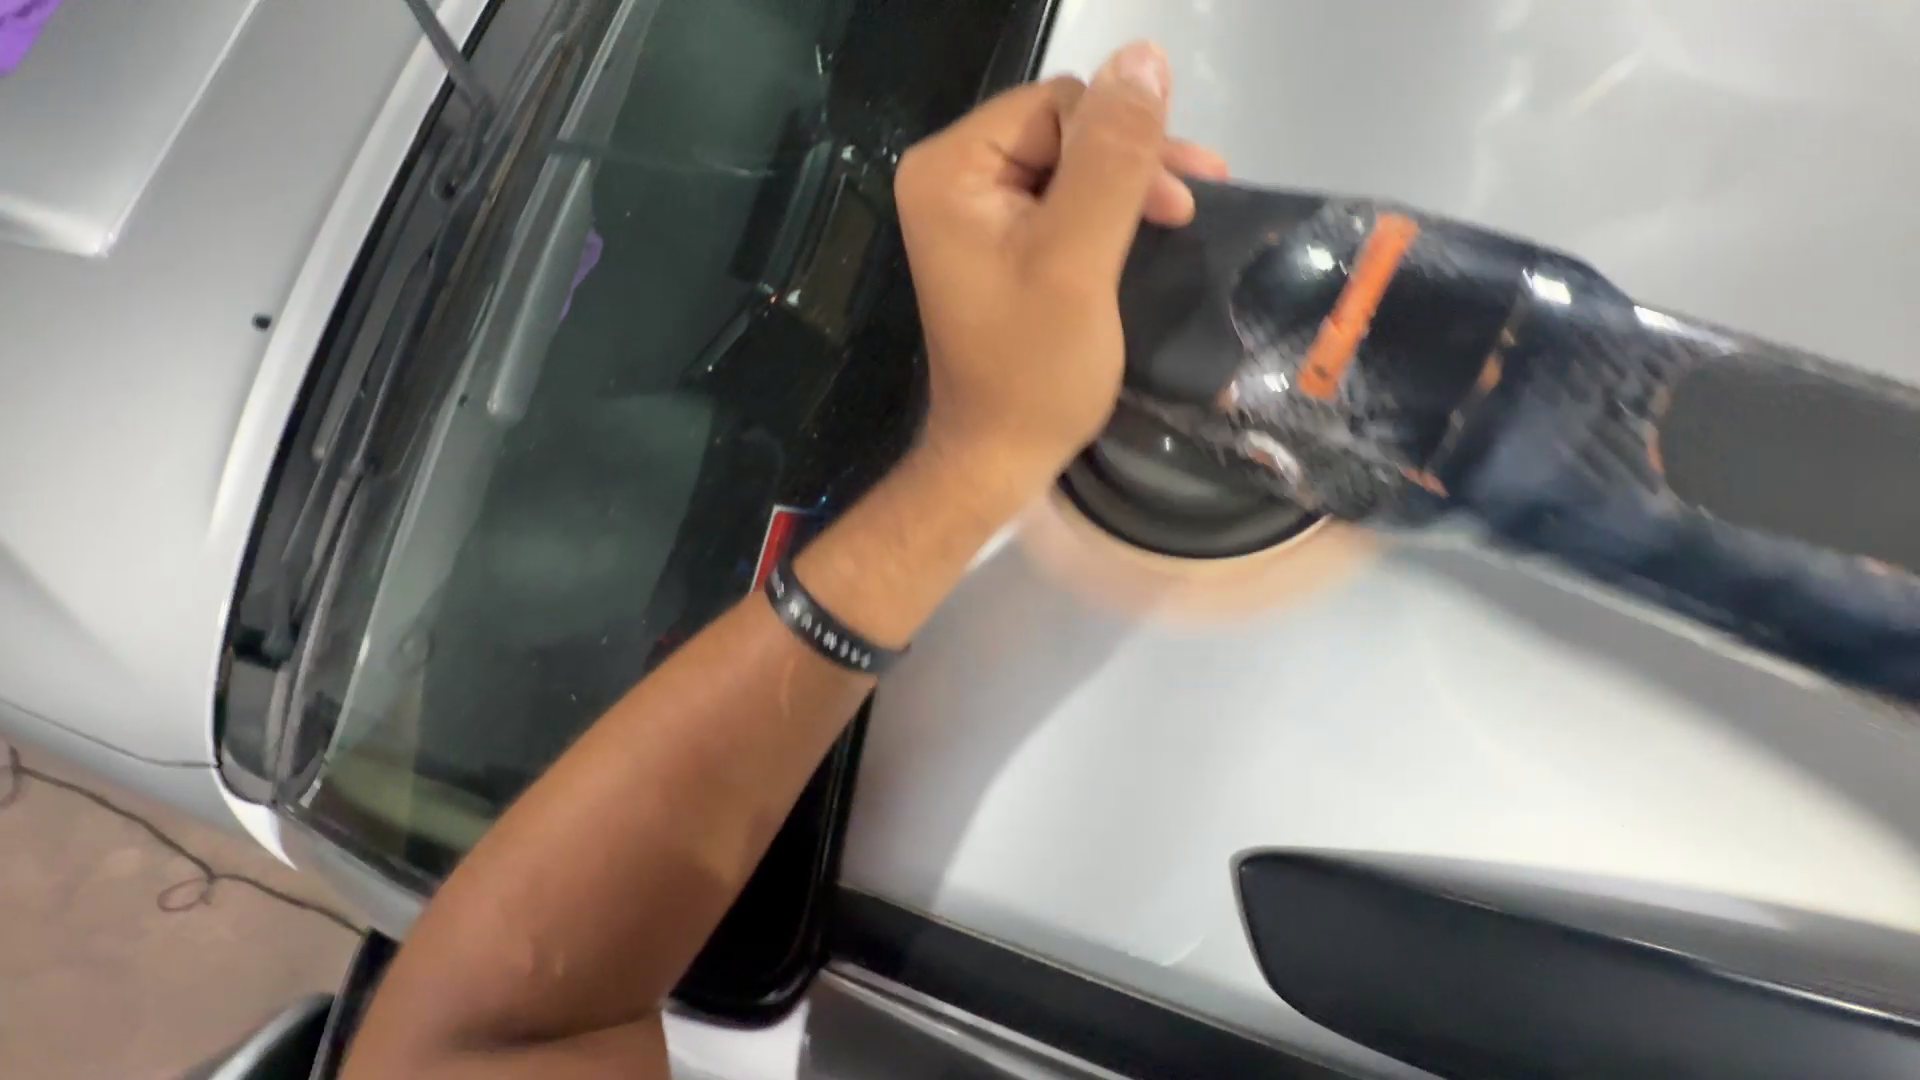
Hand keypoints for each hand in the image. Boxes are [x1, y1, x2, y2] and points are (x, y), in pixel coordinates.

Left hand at [894, 40, 1227, 496]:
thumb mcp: (1078, 261)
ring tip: (1182, 215)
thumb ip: (1112, 160)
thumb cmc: (1033, 372)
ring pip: (1069, 167)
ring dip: (1128, 187)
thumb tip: (1145, 57)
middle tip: (1191, 204)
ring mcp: (971, 216)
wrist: (1000, 456)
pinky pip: (1060, 206)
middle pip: (1062, 131)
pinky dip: (1106, 217)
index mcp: (949, 173)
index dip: (1123, 141)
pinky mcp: (996, 247)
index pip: (1056, 106)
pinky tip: (1147, 227)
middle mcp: (950, 182)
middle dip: (1129, 163)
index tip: (1180, 197)